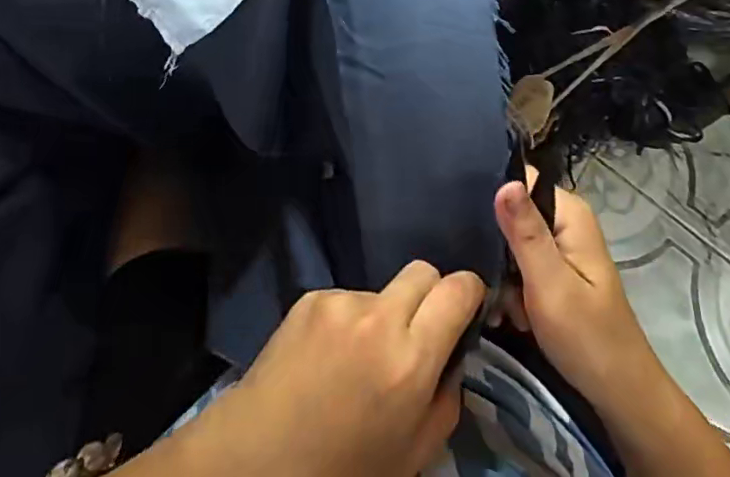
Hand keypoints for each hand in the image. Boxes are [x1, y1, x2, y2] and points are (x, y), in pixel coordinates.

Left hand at [137, 261, 485, 476]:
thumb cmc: (346, 467)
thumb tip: (453, 352)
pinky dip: (348, 319)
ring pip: (383, 288)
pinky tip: (328, 355)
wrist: (260, 459)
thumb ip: (447, 395)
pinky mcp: (311, 297)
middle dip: (429, 294)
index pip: (458, 289)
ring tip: (358, 356)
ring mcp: (341, 302)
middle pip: (424, 271)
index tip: (466, 307)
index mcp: (411, 359)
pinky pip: (347, 298)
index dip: (469, 292)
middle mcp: (379, 317)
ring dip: (383, 312)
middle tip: (416, 330)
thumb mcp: (417, 451)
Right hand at [492, 172, 664, 410]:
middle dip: (495, 244)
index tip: (469, 224)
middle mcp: (565, 220)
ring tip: (505, 305)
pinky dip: (511, 287)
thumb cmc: (586, 338)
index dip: (492, 195)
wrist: (619, 393)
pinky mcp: (553, 270)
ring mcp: (560, 246)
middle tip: (494, 281)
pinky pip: (519, 264)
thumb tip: (504, 182)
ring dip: (502, 273)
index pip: (519, 179)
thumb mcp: (550, 284)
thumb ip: (525, 233)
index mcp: (569, 212)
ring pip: (510, 242)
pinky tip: (511, 312)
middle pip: (512, 211)